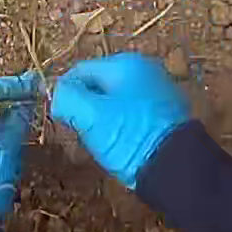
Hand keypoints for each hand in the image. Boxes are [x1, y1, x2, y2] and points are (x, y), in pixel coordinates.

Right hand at [50, 53, 190, 188]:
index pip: (80, 71)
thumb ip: (67, 97)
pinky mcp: (162, 116)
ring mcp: (155, 93)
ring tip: (100, 144)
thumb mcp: (90, 115)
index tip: (62, 119)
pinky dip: (118, 129)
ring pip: (112, 103)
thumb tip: (56, 92)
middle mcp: (144, 72)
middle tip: (80, 133)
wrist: (176, 167)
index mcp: (126, 64)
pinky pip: (129, 116)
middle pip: (97, 87)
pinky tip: (118, 147)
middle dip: (83, 110)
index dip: (65, 94)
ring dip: (99, 122)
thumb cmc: (129, 136)